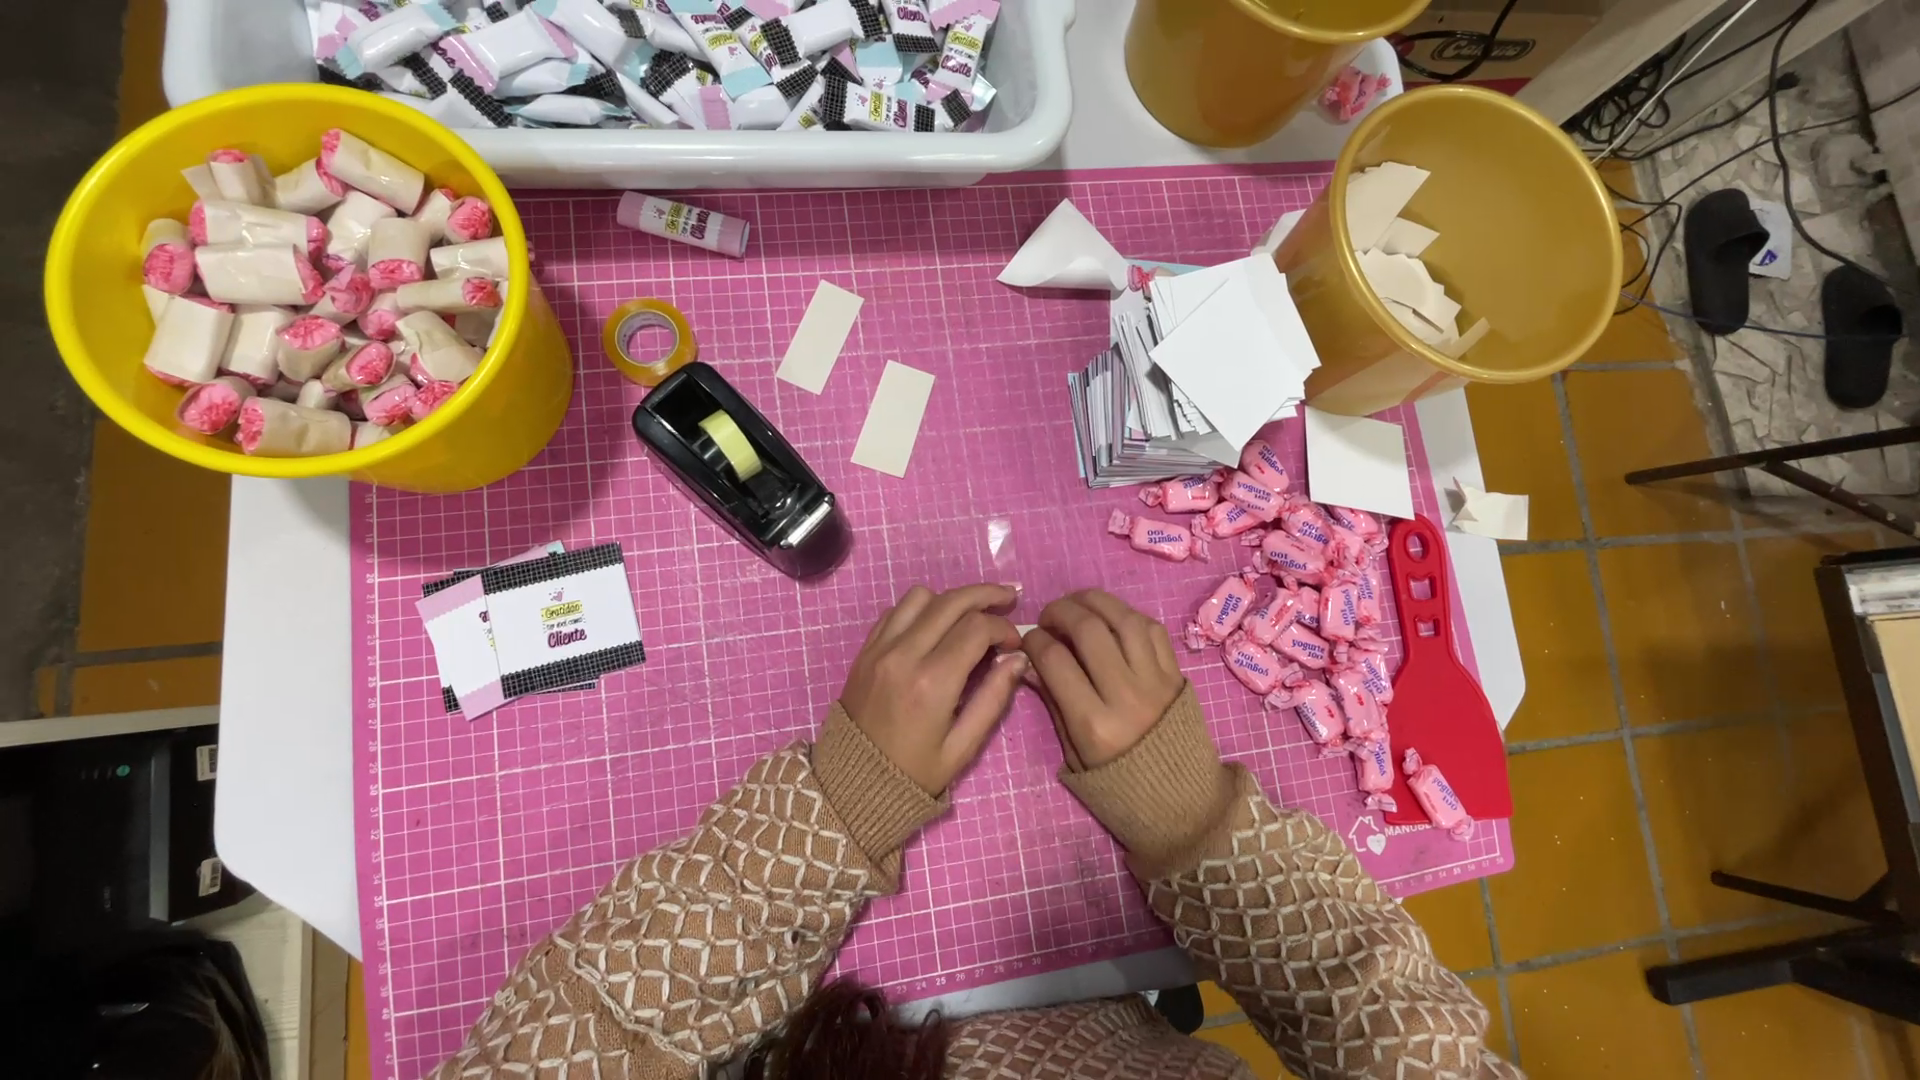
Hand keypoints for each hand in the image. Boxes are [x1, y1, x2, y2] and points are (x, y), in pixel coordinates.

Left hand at [839, 584, 1026, 793]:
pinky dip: (921, 609)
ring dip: (950, 599)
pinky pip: (895, 611)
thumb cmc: (913, 772)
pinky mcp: (865, 649)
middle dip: (985, 595)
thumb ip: (993, 699)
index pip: (976, 627)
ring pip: (920, 597)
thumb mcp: (962, 748)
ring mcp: (880, 648)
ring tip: (970, 614)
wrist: (852, 784)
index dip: (1003, 628)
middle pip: (951, 601)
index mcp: (932, 682)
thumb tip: (1017, 659)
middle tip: (1008, 598)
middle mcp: (904, 654)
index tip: (1014, 643)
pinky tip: (936, 624)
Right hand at [1023, 590, 1183, 769]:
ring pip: (1123, 619)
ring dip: (1094, 602)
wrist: (1181, 801)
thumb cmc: (1118, 783)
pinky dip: (1127, 615)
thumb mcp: (1074, 753)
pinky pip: (1152, 628)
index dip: (1035, 640)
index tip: (1029, 638)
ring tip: (1077, 605)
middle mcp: (1126, 695)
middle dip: (1060, 611)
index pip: (1055, 660)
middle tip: (1048, 617)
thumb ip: (1054, 703)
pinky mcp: (1177, 674)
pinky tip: (1110, 618)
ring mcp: (1156, 681)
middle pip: (1088, 629)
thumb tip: (1030, 661)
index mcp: (1094, 724)